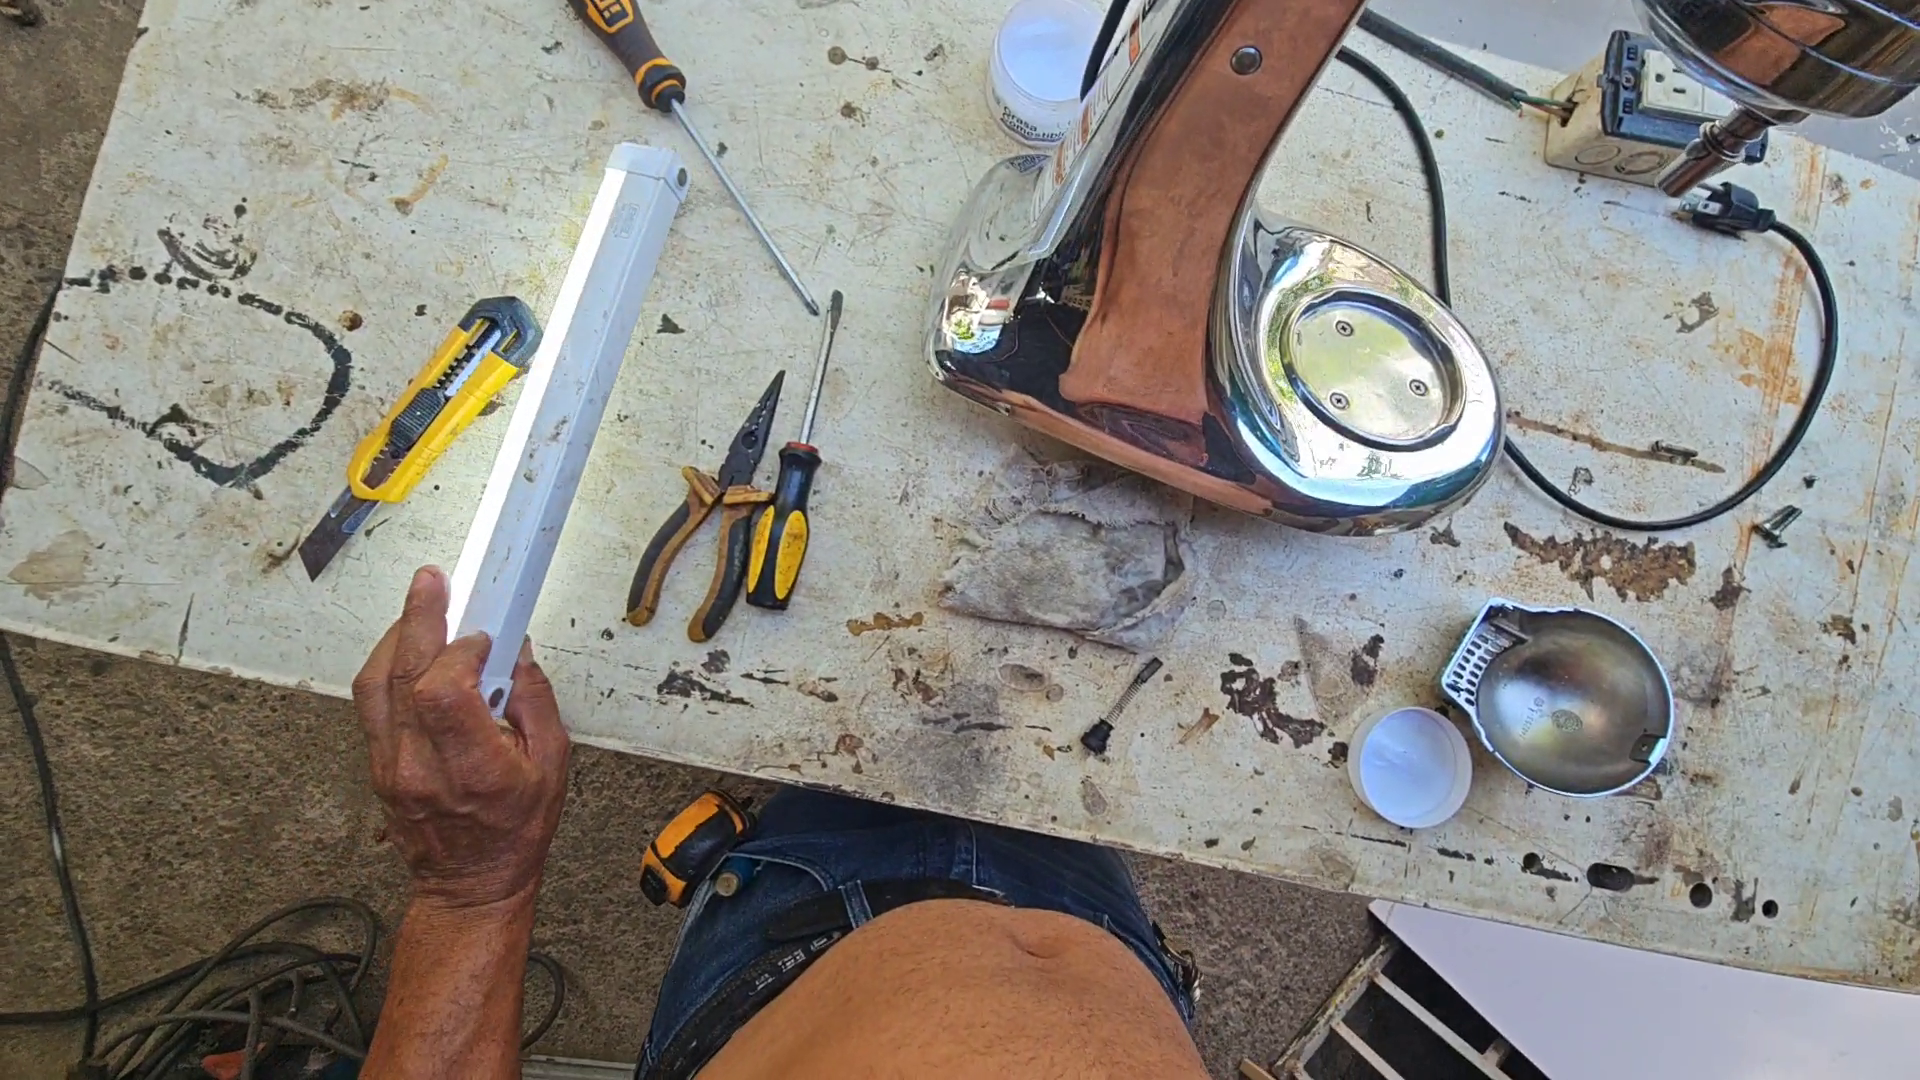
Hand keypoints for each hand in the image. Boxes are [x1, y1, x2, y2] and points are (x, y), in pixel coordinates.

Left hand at [353, 566, 570, 908]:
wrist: (472, 881)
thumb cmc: (518, 827)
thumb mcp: (554, 761)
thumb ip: (535, 701)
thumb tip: (517, 652)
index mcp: (471, 767)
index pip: (443, 691)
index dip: (461, 651)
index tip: (488, 636)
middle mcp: (418, 765)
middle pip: (402, 676)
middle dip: (419, 619)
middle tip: (434, 581)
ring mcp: (389, 765)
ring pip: (376, 684)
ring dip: (398, 636)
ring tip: (423, 607)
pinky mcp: (377, 763)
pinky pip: (372, 702)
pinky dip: (389, 664)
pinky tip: (411, 646)